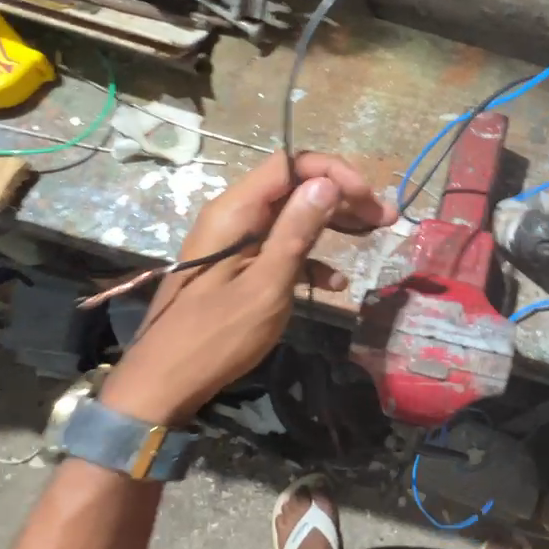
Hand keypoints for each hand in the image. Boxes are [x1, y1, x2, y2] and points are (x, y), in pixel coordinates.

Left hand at [102, 152, 395, 423]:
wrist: (164, 384)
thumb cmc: (216, 336)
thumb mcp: (266, 285)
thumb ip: (296, 232)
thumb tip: (327, 183)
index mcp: (235, 212)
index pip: (289, 164)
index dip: (332, 172)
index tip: (367, 197)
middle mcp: (235, 217)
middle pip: (295, 187)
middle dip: (341, 196)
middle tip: (383, 218)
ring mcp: (237, 243)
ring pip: (293, 216)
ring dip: (334, 223)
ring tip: (374, 235)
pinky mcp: (241, 268)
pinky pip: (282, 249)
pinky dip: (312, 259)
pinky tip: (336, 284)